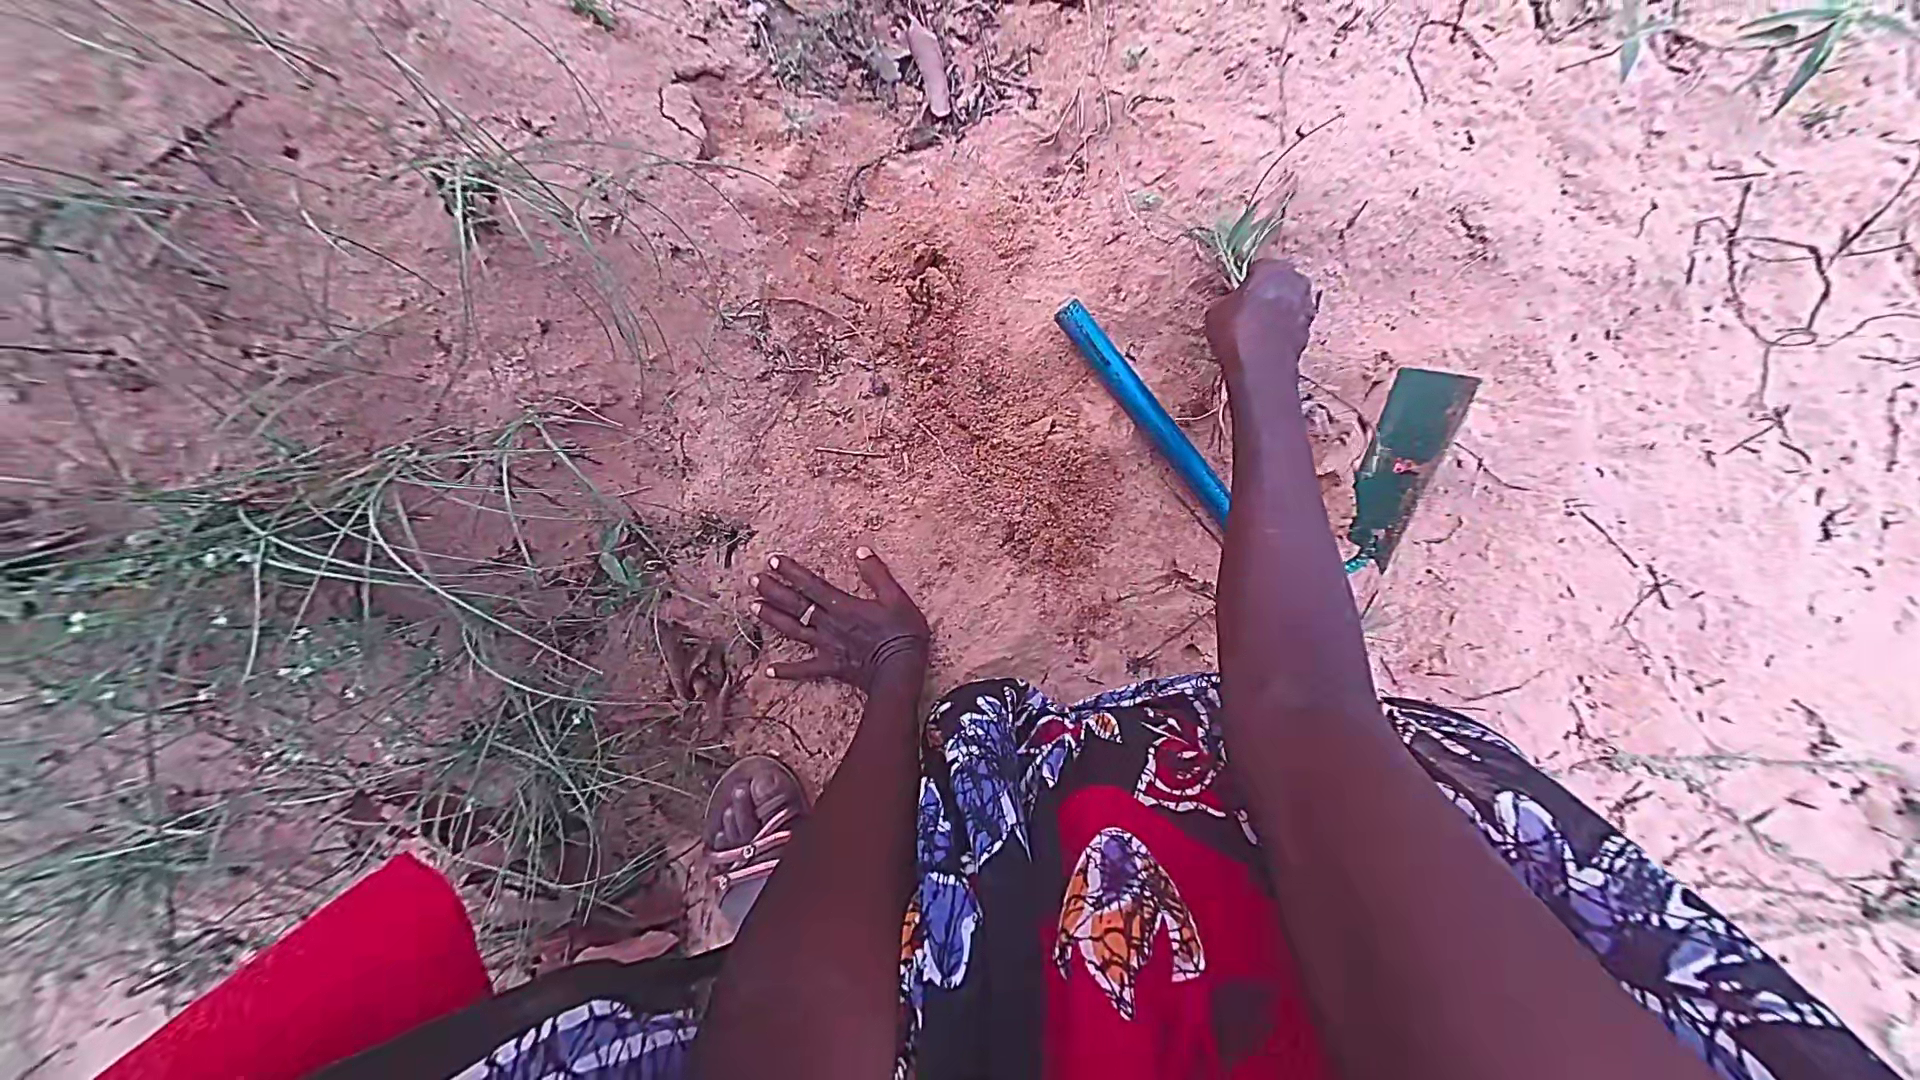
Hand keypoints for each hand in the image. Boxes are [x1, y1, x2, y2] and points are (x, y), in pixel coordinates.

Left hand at [750, 547, 929, 694]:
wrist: (900, 671)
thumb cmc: (902, 633)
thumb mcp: (896, 598)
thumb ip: (876, 574)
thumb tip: (861, 551)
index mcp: (843, 606)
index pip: (811, 585)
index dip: (791, 572)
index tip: (773, 560)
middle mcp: (828, 624)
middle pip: (795, 605)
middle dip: (773, 591)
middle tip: (754, 579)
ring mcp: (826, 647)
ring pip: (793, 631)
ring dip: (772, 619)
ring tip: (752, 607)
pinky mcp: (830, 667)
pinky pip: (804, 670)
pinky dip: (786, 671)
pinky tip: (768, 669)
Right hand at [1204, 259, 1315, 385]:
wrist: (1260, 366)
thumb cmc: (1236, 331)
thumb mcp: (1215, 311)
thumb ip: (1227, 300)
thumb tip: (1230, 302)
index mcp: (1273, 268)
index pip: (1258, 268)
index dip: (1245, 283)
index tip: (1236, 296)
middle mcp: (1297, 281)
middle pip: (1278, 283)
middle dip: (1266, 294)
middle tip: (1246, 311)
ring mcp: (1307, 306)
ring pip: (1288, 304)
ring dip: (1276, 312)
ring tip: (1256, 330)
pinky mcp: (1309, 330)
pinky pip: (1292, 324)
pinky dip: (1282, 330)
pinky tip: (1266, 343)